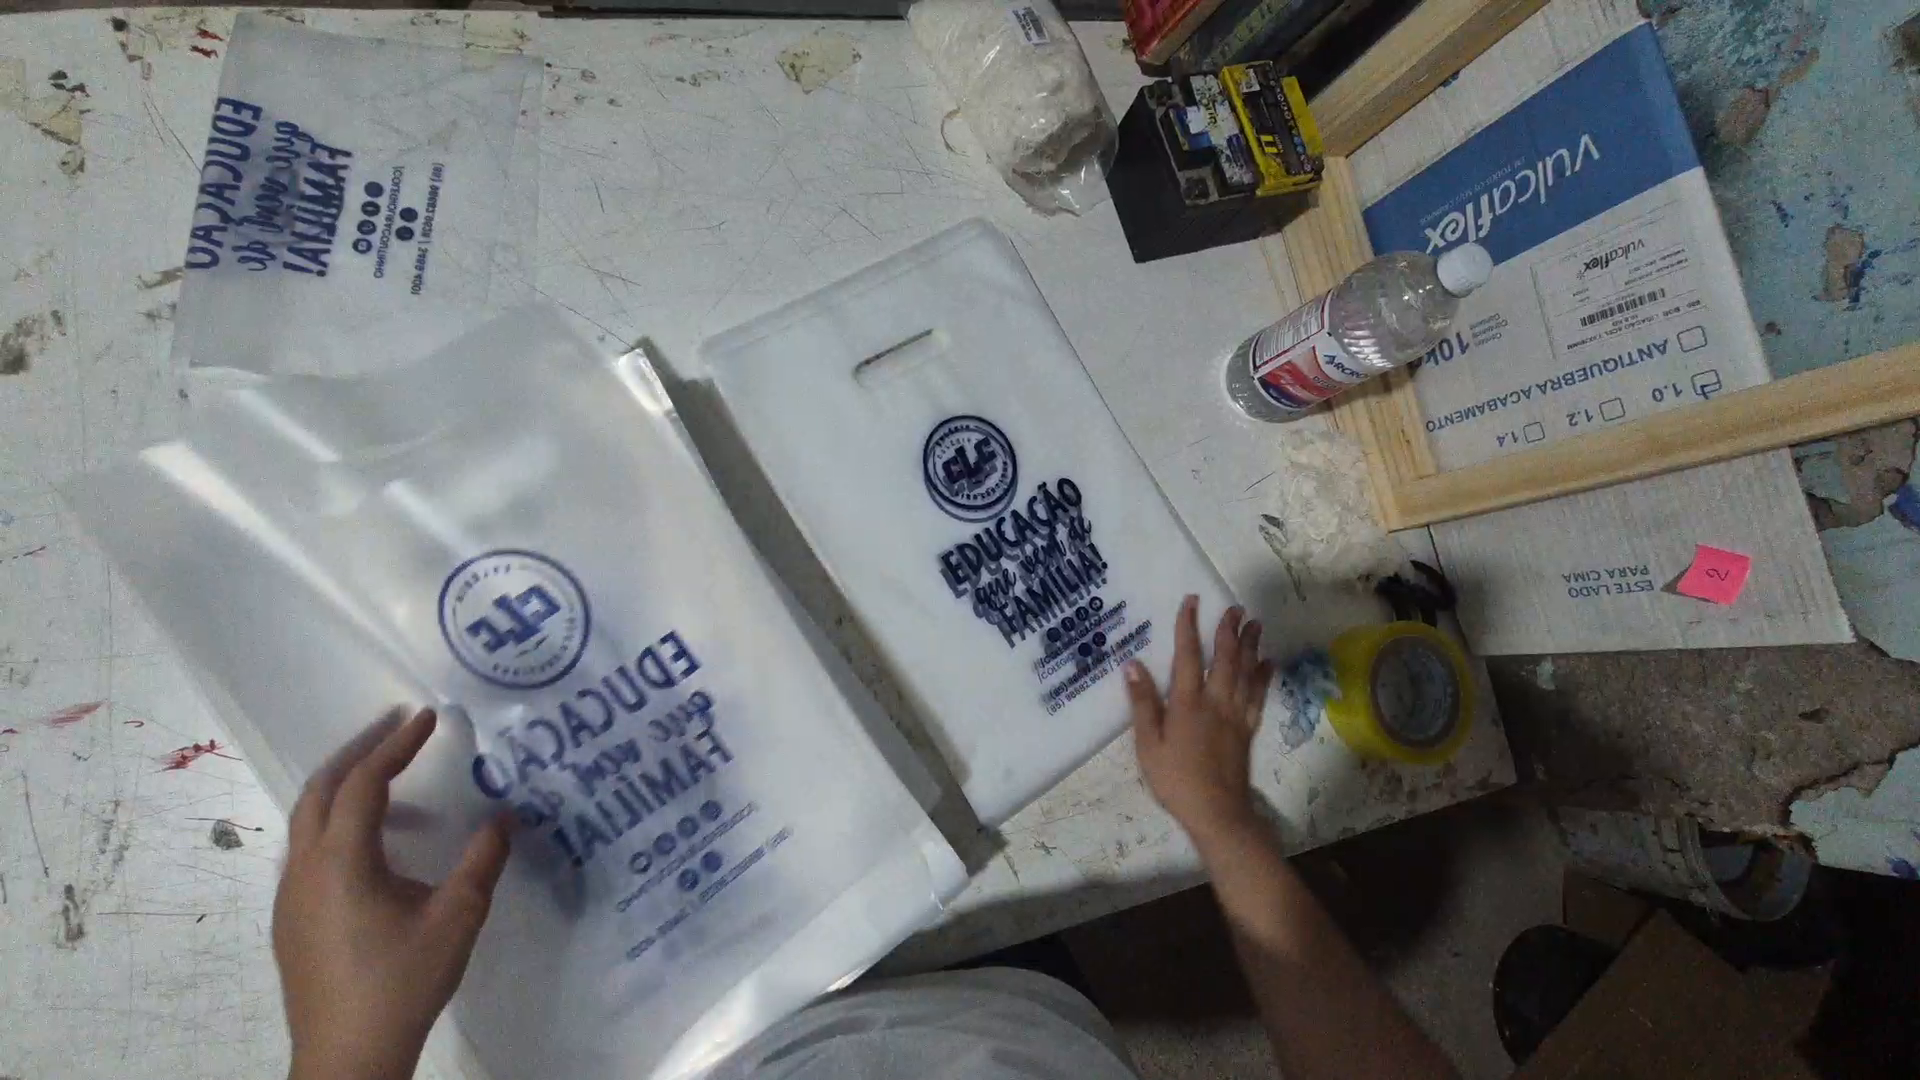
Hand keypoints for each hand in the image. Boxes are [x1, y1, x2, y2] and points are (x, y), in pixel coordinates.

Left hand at [274, 709, 512, 1079]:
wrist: (348, 1057)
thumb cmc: (403, 980)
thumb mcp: (458, 916)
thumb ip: (483, 859)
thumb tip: (505, 815)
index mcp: (341, 864)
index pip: (363, 785)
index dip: (395, 746)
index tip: (426, 717)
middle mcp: (304, 871)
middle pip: (319, 791)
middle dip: (359, 751)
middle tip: (400, 725)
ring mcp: (292, 896)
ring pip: (309, 818)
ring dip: (346, 782)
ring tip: (391, 768)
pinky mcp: (294, 917)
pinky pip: (310, 845)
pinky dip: (340, 816)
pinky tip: (377, 832)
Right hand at [1127, 597, 1273, 848]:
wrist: (1217, 812)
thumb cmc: (1175, 779)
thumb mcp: (1148, 743)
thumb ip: (1142, 703)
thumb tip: (1133, 664)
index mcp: (1187, 703)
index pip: (1187, 656)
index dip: (1188, 626)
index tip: (1192, 601)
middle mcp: (1215, 702)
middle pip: (1225, 659)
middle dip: (1228, 630)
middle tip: (1235, 607)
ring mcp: (1236, 715)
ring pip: (1246, 673)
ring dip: (1250, 646)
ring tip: (1255, 624)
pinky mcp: (1247, 730)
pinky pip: (1258, 697)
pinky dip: (1264, 677)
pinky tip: (1268, 663)